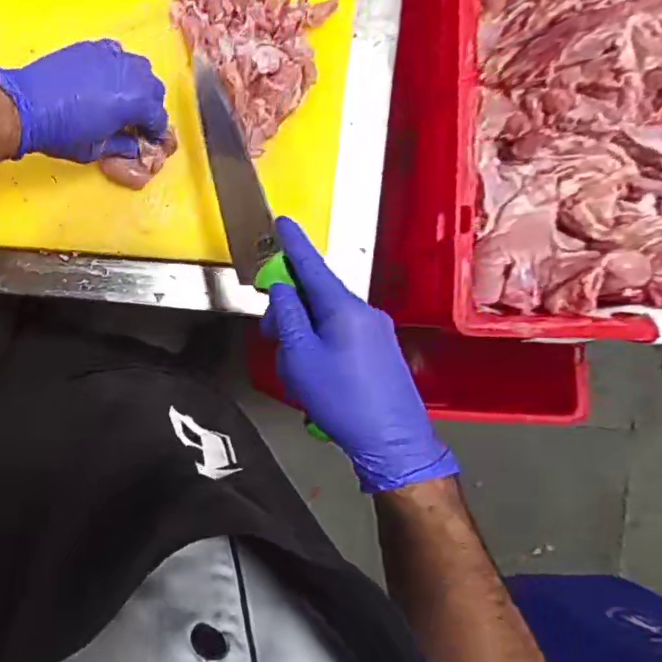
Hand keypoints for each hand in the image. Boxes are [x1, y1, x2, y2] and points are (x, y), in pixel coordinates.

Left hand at [0, 40, 167, 161]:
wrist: (26, 106)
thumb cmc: (60, 132)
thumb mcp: (95, 149)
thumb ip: (121, 146)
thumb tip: (133, 146)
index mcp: (134, 101)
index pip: (158, 116)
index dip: (156, 131)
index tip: (150, 139)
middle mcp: (129, 73)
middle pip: (153, 88)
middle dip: (149, 106)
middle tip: (137, 122)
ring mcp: (111, 56)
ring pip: (138, 68)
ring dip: (137, 85)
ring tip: (122, 101)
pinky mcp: (92, 48)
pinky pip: (116, 56)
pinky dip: (118, 69)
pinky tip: (105, 83)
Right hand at [261, 216, 458, 493]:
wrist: (390, 438)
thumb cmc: (340, 398)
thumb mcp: (299, 356)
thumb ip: (287, 317)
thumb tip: (282, 289)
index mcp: (344, 309)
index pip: (313, 268)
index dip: (294, 245)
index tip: (283, 222)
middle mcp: (364, 313)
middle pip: (317, 295)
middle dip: (288, 306)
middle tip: (270, 333)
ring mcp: (375, 331)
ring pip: (326, 317)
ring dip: (301, 330)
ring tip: (292, 363)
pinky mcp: (378, 350)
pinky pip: (339, 333)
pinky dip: (316, 341)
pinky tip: (311, 369)